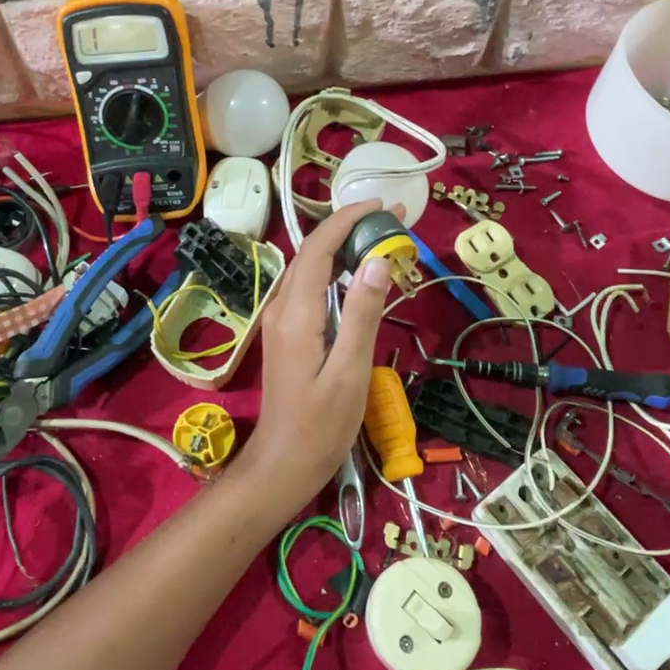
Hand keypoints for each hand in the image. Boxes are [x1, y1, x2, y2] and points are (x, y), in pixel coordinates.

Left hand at [234, 200, 396, 512]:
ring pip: (308, 269)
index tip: (381, 205)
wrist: (282, 464)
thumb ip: (364, 315)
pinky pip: (308, 289)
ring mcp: (280, 321)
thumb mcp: (351, 371)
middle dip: (347, 228)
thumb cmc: (321, 425)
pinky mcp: (285, 334)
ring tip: (378, 239)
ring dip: (340, 248)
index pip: (319, 248)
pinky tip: (356, 278)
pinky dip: (333, 272)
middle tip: (390, 219)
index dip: (347, 220)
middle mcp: (282, 308)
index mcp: (297, 313)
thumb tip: (377, 261)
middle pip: (312, 253)